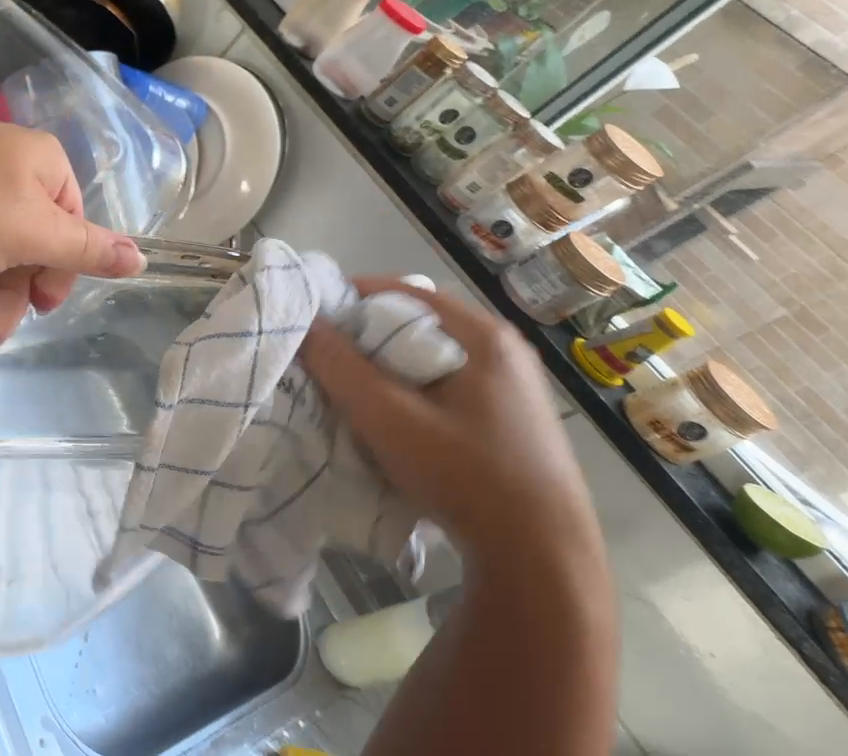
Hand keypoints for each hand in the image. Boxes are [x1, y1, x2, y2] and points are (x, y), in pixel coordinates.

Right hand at [298, 278, 601, 565]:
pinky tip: (394, 423)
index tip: (309, 327)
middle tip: (324, 365)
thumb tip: (304, 322)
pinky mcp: (509, 416)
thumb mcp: (387, 417)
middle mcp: (501, 348)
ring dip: (384, 369)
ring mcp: (511, 383)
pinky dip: (410, 392)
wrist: (542, 556)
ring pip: (426, 357)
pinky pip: (444, 384)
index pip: (397, 290)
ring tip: (351, 396)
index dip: (345, 301)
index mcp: (481, 334)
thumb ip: (340, 365)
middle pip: (412, 323)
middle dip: (363, 340)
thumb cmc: (464, 475)